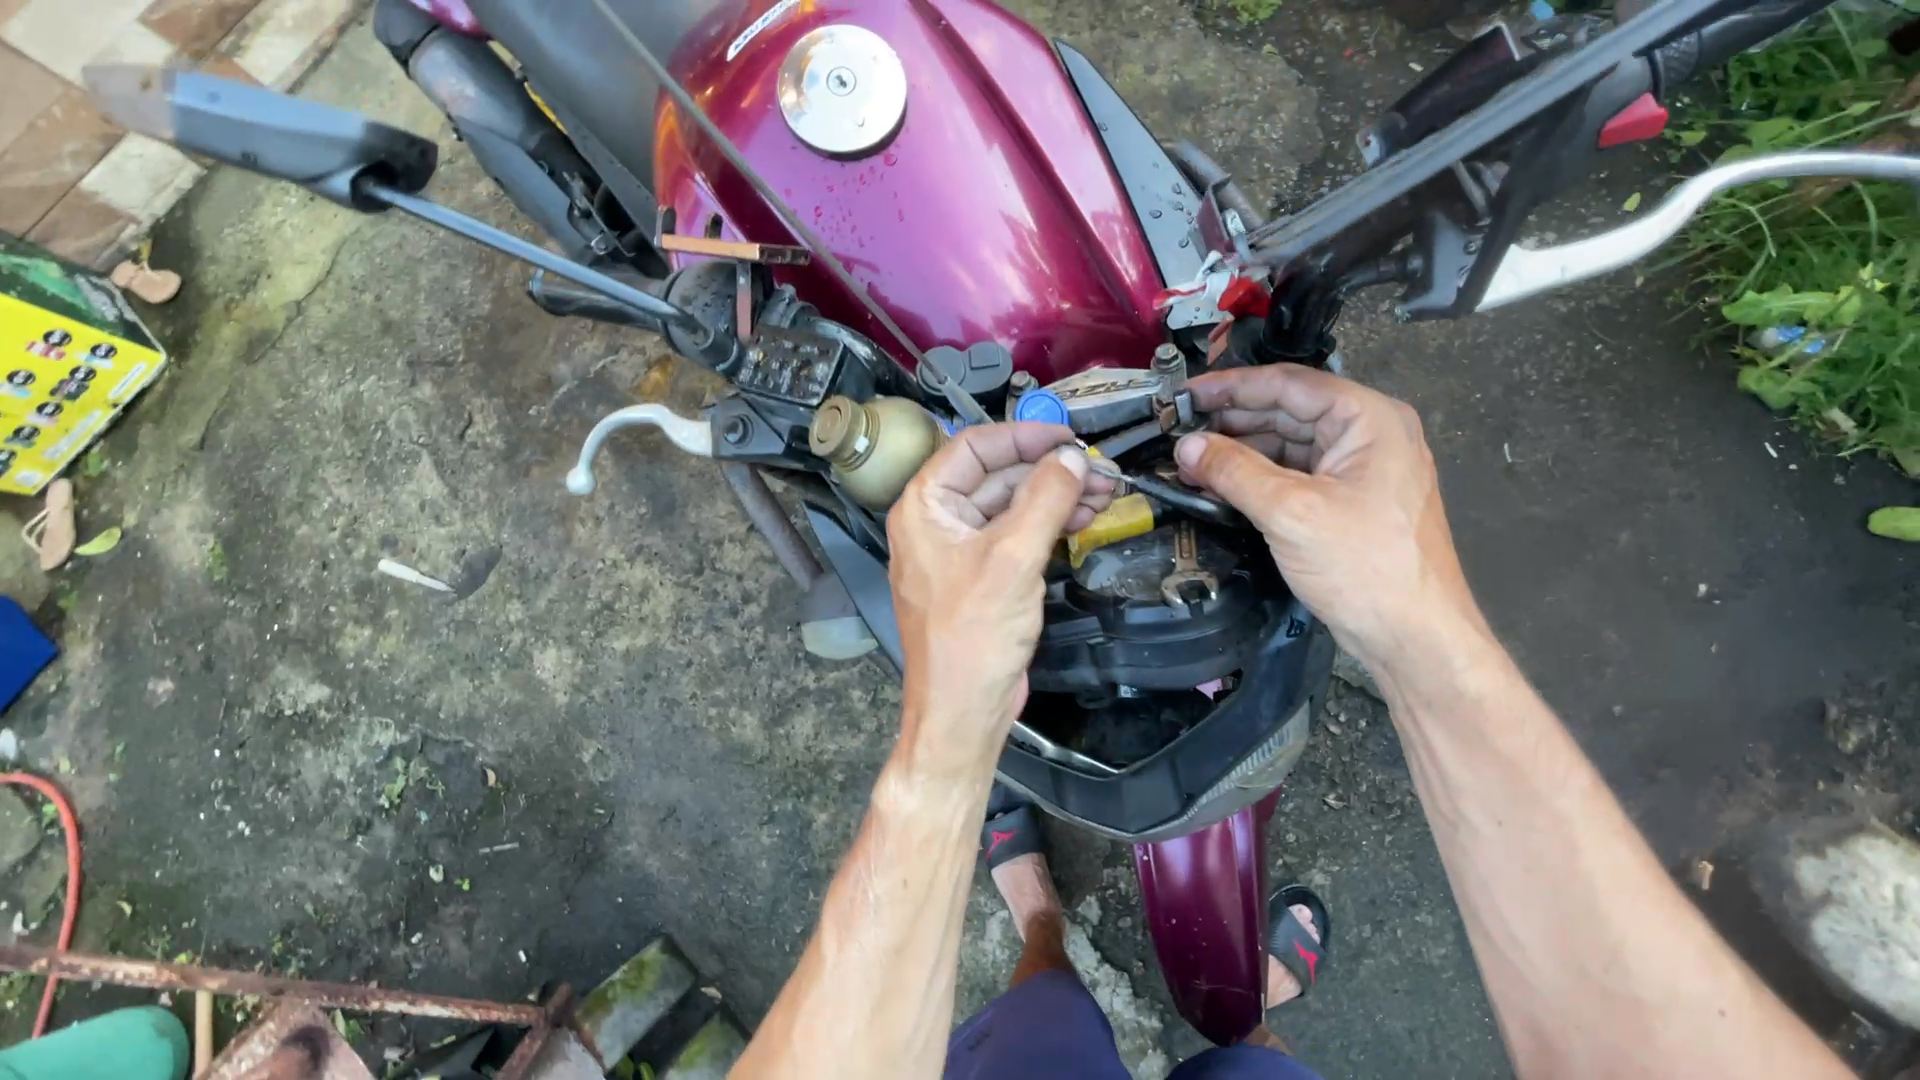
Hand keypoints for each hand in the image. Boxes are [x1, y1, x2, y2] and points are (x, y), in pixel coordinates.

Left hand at [887, 423, 1113, 771]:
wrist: (963, 709)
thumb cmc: (974, 634)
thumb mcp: (1014, 557)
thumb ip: (1045, 498)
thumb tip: (1074, 456)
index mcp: (924, 506)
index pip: (974, 447)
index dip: (1023, 435)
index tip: (1070, 436)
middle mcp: (937, 521)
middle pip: (997, 476)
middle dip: (1050, 471)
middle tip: (1101, 472)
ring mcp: (960, 550)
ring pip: (1012, 506)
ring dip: (1055, 497)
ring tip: (1103, 494)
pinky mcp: (982, 576)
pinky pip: (1015, 535)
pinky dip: (1048, 525)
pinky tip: (1083, 518)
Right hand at [1173, 364, 1481, 669]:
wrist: (1413, 636)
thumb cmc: (1363, 567)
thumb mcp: (1290, 513)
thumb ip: (1234, 472)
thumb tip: (1185, 446)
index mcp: (1369, 419)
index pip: (1289, 384)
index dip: (1231, 386)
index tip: (1184, 397)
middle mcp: (1368, 435)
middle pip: (1287, 412)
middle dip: (1231, 422)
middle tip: (1178, 432)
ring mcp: (1359, 470)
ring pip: (1287, 445)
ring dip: (1239, 452)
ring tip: (1189, 463)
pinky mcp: (1347, 502)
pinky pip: (1294, 475)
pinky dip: (1256, 478)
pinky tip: (1219, 486)